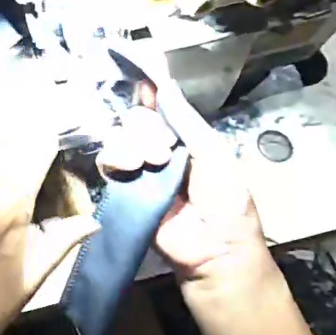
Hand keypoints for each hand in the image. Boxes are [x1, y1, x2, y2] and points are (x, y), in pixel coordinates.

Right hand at [98, 106, 281, 320]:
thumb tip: (165, 86)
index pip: (161, 110)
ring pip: (121, 137)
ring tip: (154, 162)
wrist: (214, 250)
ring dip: (135, 143)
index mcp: (184, 140)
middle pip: (137, 120)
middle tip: (164, 149)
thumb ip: (186, 121)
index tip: (143, 84)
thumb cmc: (226, 202)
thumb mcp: (214, 153)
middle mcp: (159, 151)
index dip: (151, 95)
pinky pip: (109, 162)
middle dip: (148, 127)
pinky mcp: (123, 190)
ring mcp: (139, 170)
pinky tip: (133, 167)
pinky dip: (116, 158)